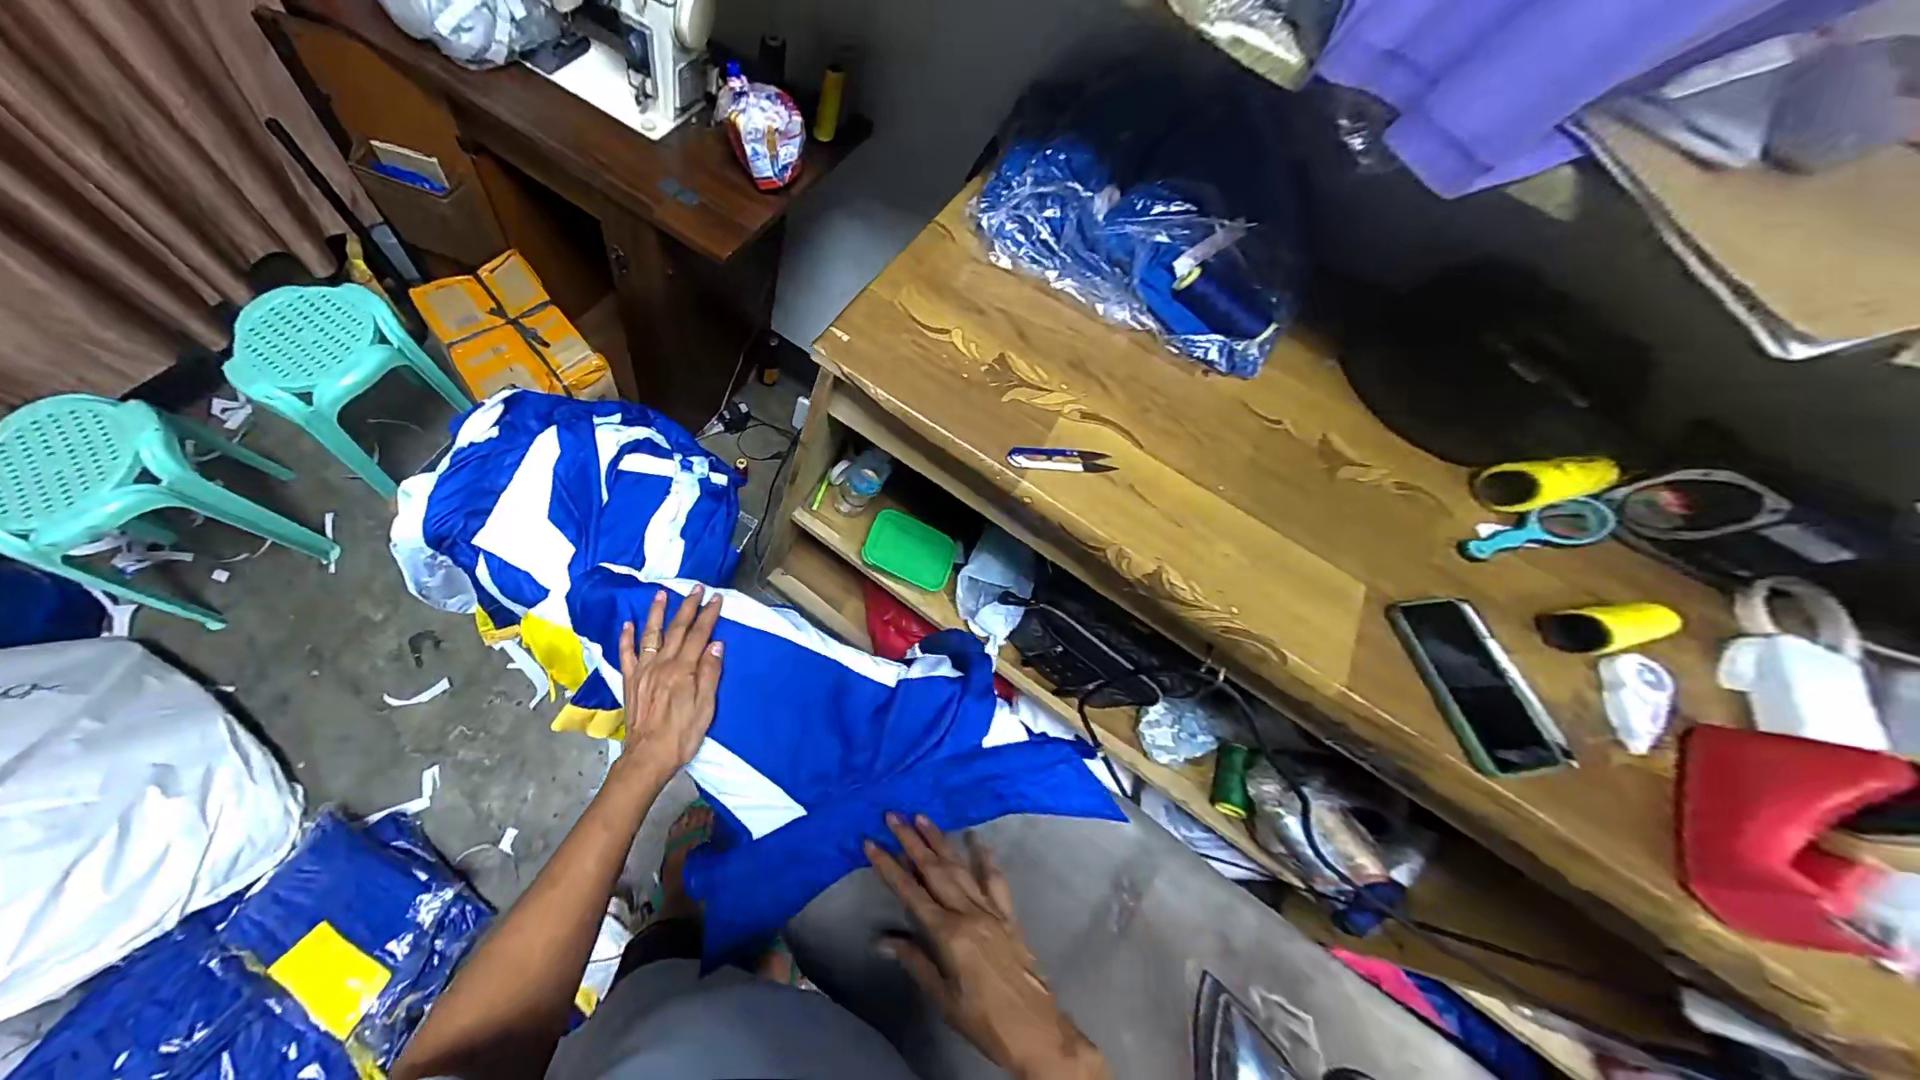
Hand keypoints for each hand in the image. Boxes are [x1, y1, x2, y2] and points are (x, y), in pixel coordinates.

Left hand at [618, 586, 723, 774]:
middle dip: (688, 607)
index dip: (708, 616)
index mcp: (683, 671)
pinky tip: (627, 624)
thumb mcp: (706, 707)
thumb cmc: (682, 736)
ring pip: (650, 636)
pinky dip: (626, 638)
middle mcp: (661, 665)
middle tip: (696, 588)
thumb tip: (715, 644)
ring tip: (661, 594)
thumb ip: (710, 674)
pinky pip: (626, 655)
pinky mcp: (631, 682)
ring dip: (656, 613)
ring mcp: (643, 672)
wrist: (647, 758)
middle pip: (677, 630)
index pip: (699, 635)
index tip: (716, 598)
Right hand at [866, 815, 1110, 1079]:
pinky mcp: (1009, 914)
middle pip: (935, 870)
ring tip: (923, 818)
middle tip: (893, 816)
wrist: (1035, 1030)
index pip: (911, 893)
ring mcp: (991, 910)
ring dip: (940, 841)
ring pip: (960, 867)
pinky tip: (977, 839)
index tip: (872, 843)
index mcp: (948, 934)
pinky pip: (995, 880)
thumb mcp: (942, 997)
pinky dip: (985, 857)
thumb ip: (915, 961)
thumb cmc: (982, 1019)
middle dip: (911, 841)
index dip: (889, 866)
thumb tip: (882, 939)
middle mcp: (969, 913)